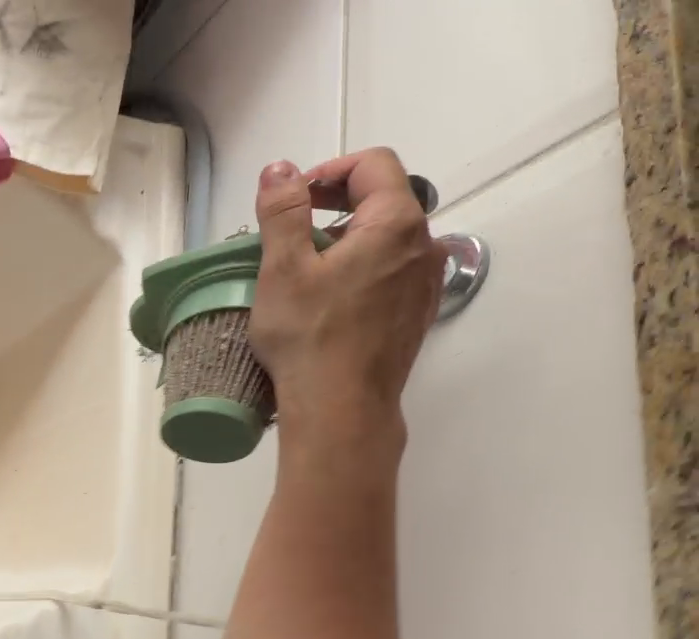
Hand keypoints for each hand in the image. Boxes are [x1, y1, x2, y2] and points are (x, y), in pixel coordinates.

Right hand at [250, 149, 445, 451]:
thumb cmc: (308, 335)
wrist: (341, 405)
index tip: (289, 198)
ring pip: (386, 238)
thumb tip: (280, 169)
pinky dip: (358, 267)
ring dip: (345, 238)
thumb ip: (284, 212)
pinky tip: (326, 299)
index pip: (372, 165)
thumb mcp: (283, 269)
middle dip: (333, 203)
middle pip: (383, 199)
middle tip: (287, 232)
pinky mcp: (416, 311)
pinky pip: (390, 270)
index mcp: (395, 223)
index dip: (327, 170)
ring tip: (302, 269)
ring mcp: (426, 279)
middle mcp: (424, 243)